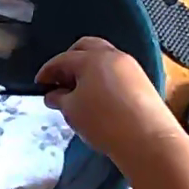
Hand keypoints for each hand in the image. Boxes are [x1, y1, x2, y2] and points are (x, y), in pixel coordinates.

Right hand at [37, 37, 181, 162]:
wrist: (149, 141)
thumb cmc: (103, 121)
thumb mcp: (71, 109)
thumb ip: (58, 97)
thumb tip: (54, 95)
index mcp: (91, 58)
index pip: (61, 60)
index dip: (46, 72)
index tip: (39, 85)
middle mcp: (113, 56)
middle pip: (85, 47)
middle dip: (69, 60)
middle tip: (60, 79)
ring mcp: (131, 67)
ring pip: (103, 58)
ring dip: (87, 69)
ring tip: (77, 90)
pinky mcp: (142, 81)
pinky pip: (115, 71)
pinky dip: (101, 77)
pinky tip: (96, 96)